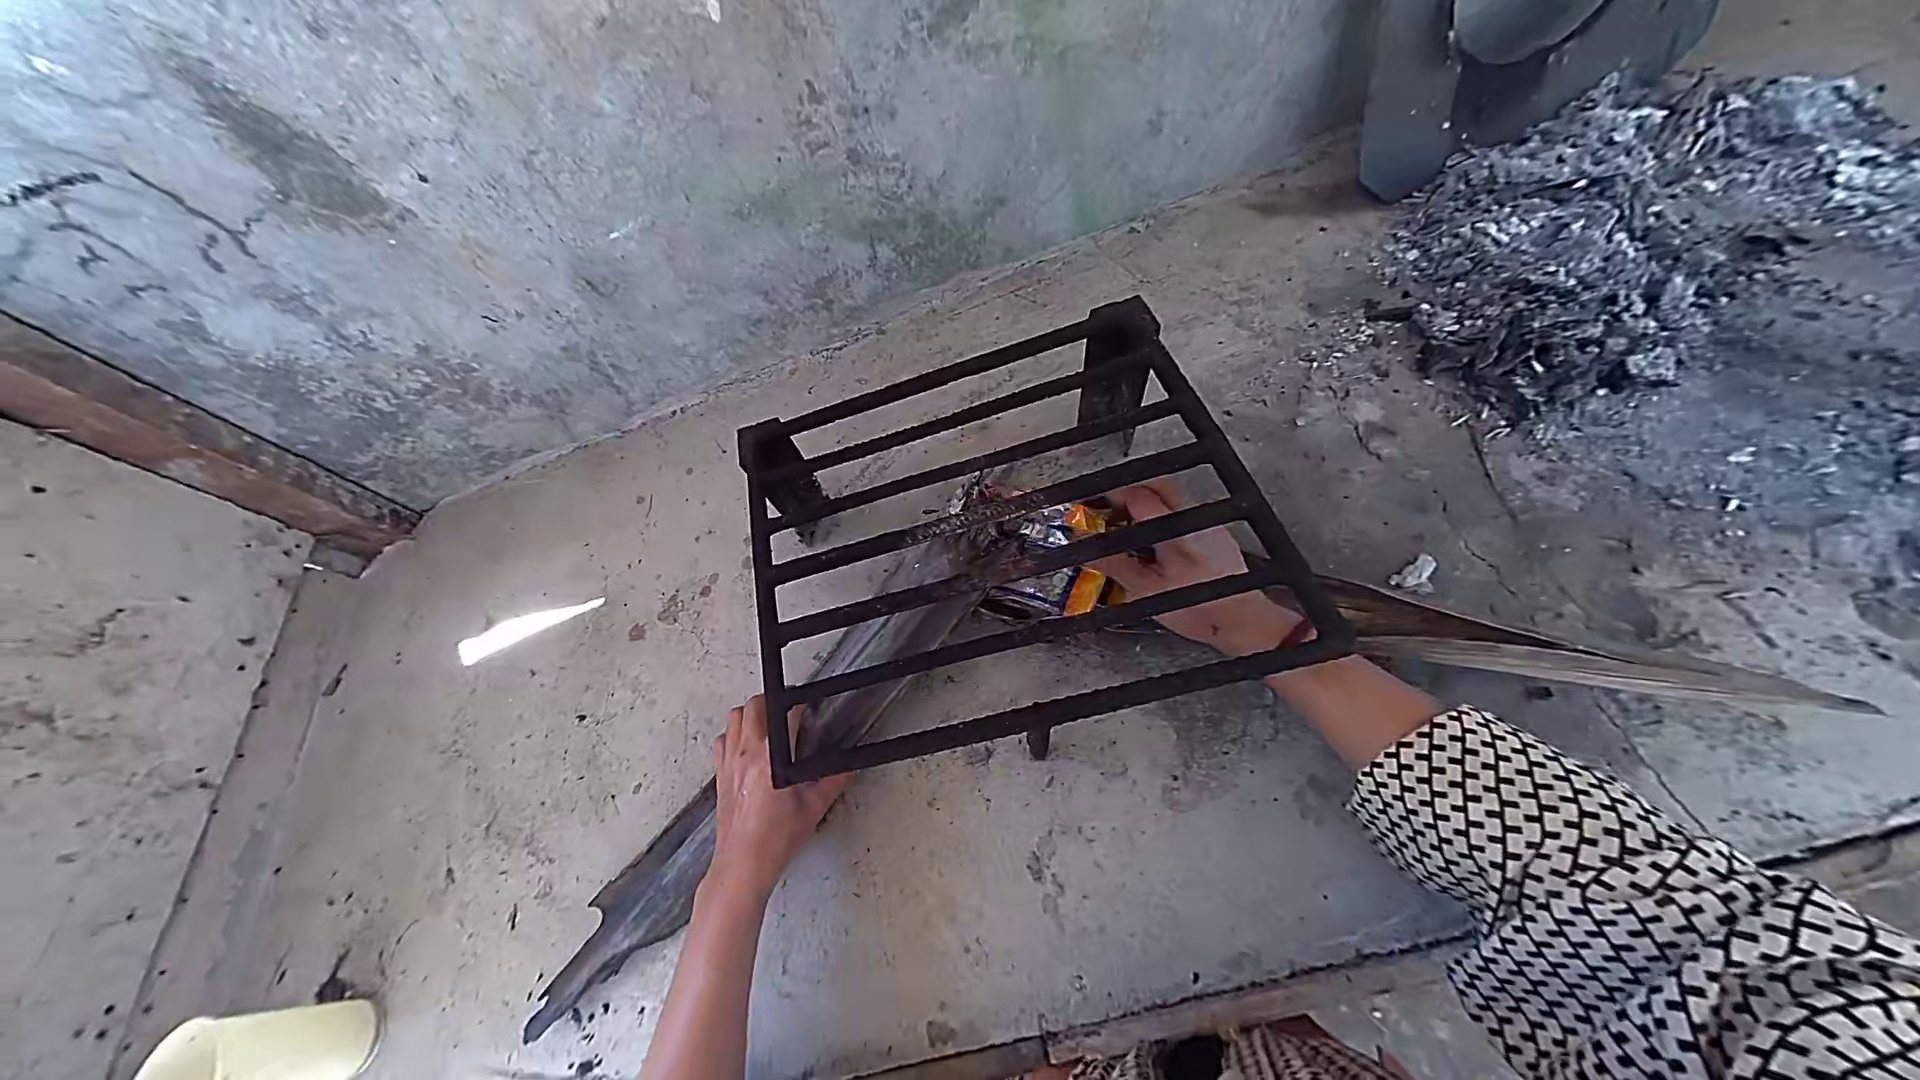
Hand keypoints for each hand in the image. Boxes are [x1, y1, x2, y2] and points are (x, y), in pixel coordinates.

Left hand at [705, 695, 853, 903]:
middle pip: (754, 706)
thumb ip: (835, 781)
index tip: (807, 707)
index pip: (784, 713)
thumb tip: (850, 768)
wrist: (743, 864)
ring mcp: (730, 764)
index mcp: (770, 758)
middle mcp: (746, 755)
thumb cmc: (773, 840)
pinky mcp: (721, 776)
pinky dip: (733, 734)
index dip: (798, 704)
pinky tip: (746, 745)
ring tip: (768, 721)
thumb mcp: (814, 807)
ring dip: (751, 713)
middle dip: (773, 701)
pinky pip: (722, 741)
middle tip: (788, 709)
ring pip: (734, 718)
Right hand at [1090, 478, 1303, 656]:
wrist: (1241, 622)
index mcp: (1175, 530)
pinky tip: (1155, 540)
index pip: (1139, 496)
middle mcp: (1195, 521)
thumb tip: (1088, 549)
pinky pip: (1184, 514)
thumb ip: (1114, 564)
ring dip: (1148, 505)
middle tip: (1112, 507)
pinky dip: (1164, 518)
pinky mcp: (1217, 535)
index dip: (1113, 496)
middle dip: (1131, 492)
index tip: (1097, 504)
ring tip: (1130, 525)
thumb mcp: (1145, 591)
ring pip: (1173, 499)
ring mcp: (1209, 525)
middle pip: (1159, 486)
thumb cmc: (1199, 610)